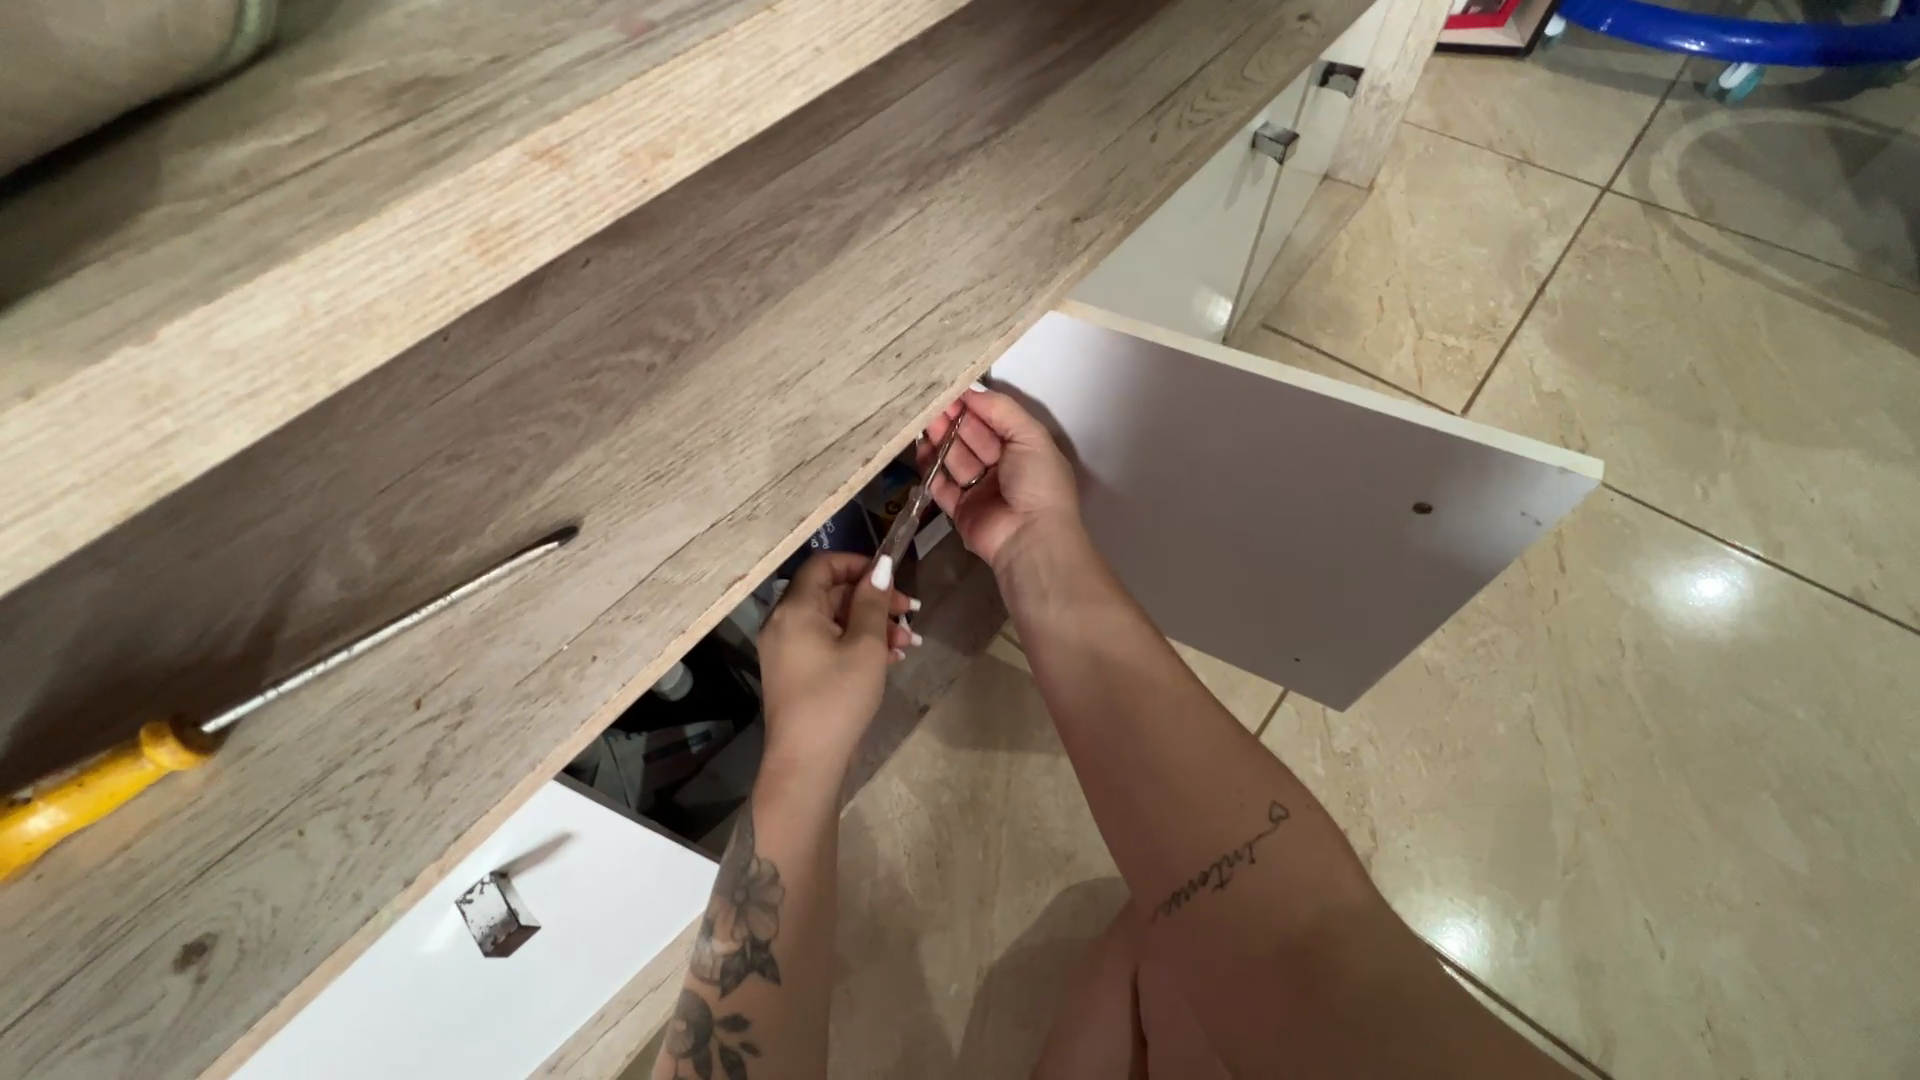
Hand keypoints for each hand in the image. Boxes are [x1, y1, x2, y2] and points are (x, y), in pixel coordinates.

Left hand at [757, 552, 917, 770]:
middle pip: (831, 593)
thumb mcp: (866, 645)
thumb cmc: (838, 698)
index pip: (823, 565)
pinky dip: (856, 645)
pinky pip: (826, 644)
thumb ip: (873, 602)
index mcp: (795, 609)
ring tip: (907, 642)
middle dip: (874, 601)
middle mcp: (784, 623)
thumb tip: (882, 566)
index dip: (858, 564)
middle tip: (910, 613)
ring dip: (871, 625)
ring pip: (833, 621)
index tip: (891, 578)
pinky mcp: (794, 672)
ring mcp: (786, 649)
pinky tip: (890, 659)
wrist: (807, 762)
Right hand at [919, 386, 1081, 569]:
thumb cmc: (1038, 483)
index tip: (951, 389)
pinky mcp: (961, 510)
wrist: (1030, 538)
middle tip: (930, 402)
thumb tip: (972, 389)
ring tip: (922, 421)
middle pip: (972, 438)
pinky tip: (920, 450)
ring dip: (940, 440)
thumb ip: (1001, 410)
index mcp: (1024, 450)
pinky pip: (942, 486)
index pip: (994, 421)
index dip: (974, 405)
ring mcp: (980, 490)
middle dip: (953, 419)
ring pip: (955, 459)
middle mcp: (1002, 468)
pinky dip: (931, 469)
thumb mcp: (1030, 436)